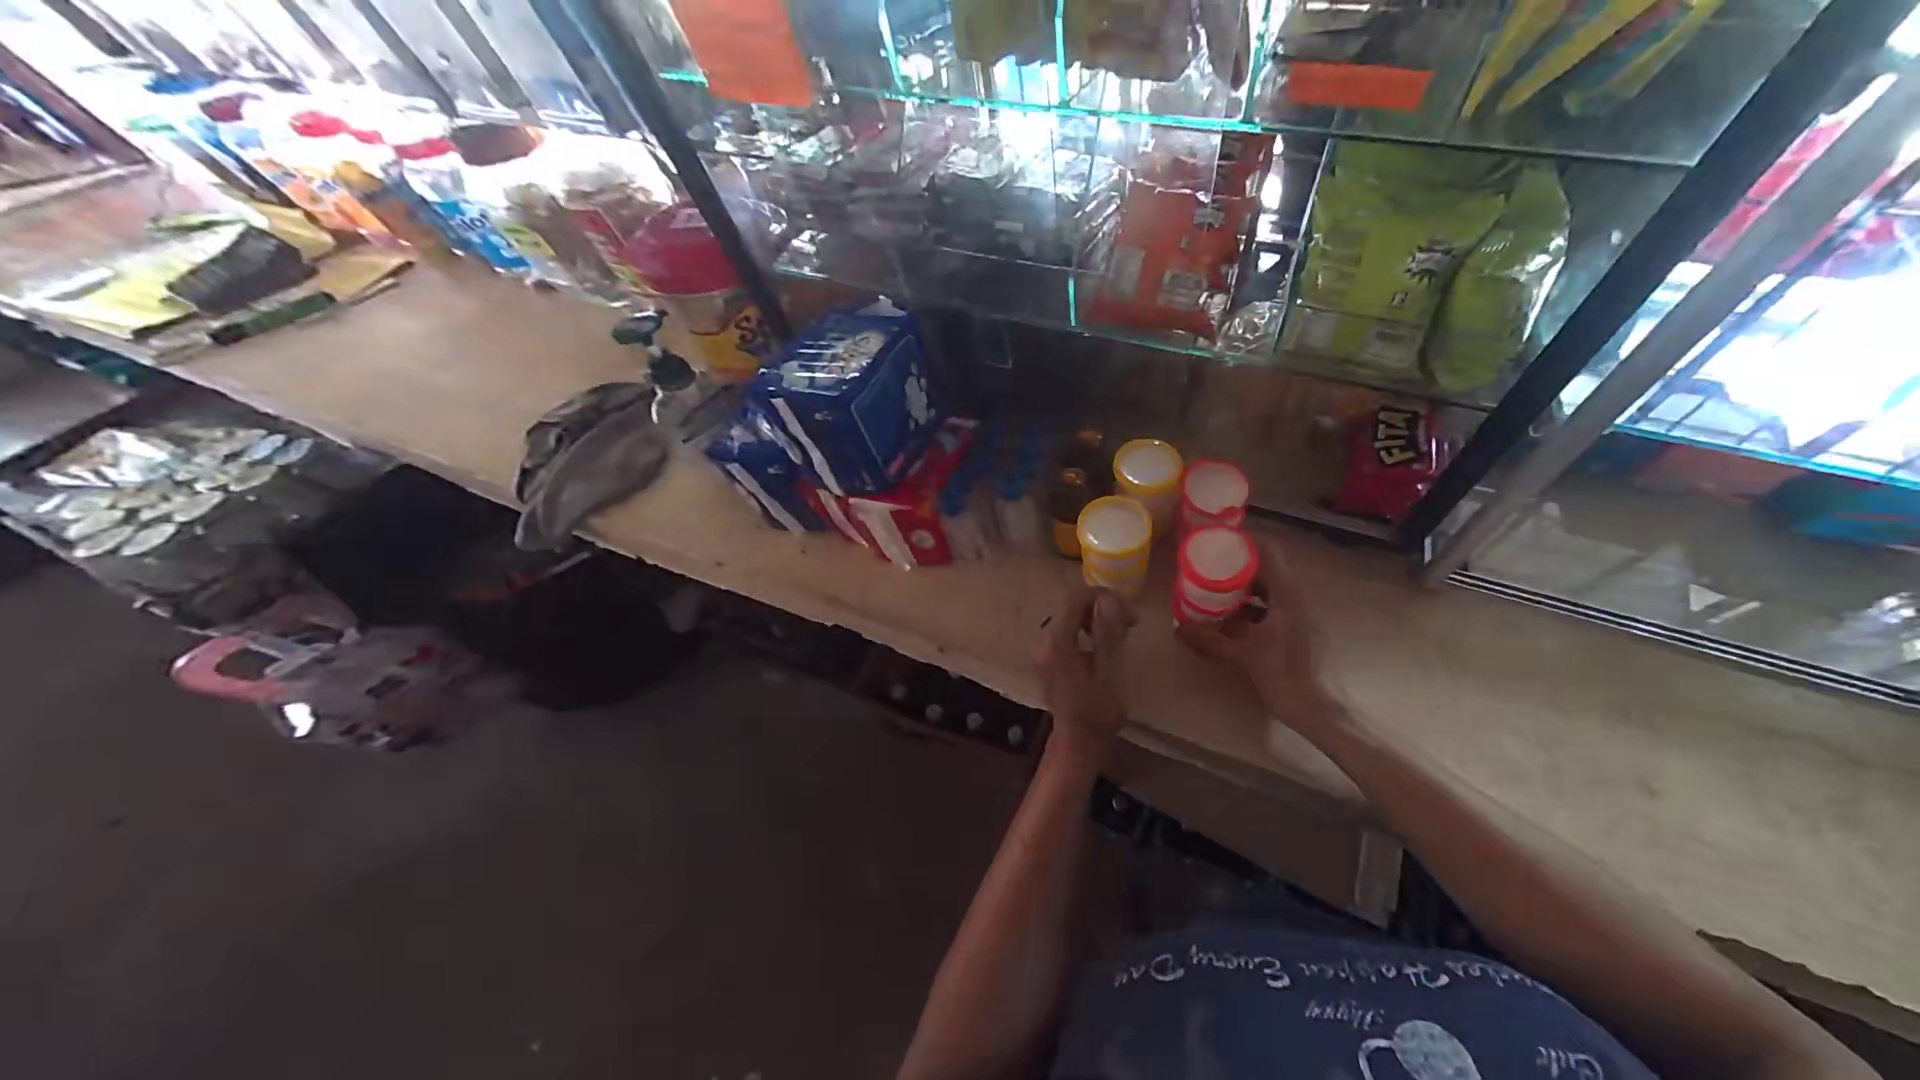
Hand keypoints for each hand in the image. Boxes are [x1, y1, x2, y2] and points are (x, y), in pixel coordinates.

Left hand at [1037, 585, 1134, 757]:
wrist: (1078, 744)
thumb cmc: (1098, 712)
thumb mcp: (1109, 672)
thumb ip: (1107, 634)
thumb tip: (1109, 599)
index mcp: (1056, 642)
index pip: (1076, 599)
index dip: (1104, 597)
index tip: (1129, 613)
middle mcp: (1042, 641)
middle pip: (1072, 606)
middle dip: (1102, 608)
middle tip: (1130, 624)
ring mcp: (1042, 650)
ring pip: (1070, 618)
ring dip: (1096, 620)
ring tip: (1121, 635)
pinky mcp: (1047, 659)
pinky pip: (1067, 633)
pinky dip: (1086, 631)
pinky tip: (1104, 646)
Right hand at [1175, 539, 1340, 728]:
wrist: (1320, 710)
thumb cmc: (1284, 676)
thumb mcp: (1243, 656)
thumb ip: (1211, 640)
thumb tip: (1178, 629)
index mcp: (1287, 595)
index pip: (1269, 552)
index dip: (1245, 542)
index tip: (1218, 540)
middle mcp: (1296, 598)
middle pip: (1268, 568)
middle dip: (1238, 565)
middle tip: (1209, 565)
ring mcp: (1299, 614)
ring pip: (1270, 588)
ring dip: (1245, 586)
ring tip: (1214, 588)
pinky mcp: (1298, 629)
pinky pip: (1272, 605)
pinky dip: (1252, 605)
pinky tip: (1231, 616)